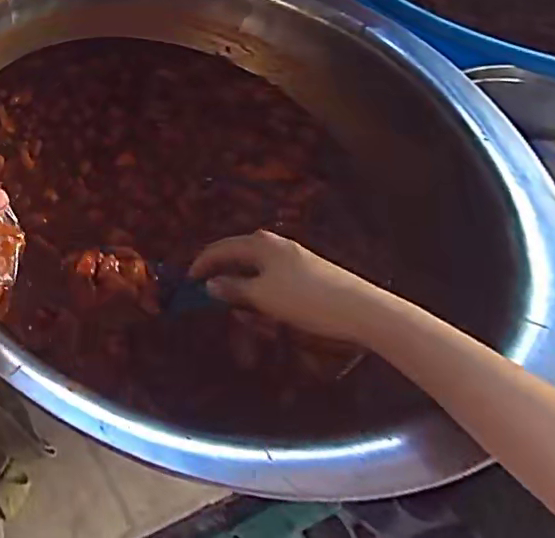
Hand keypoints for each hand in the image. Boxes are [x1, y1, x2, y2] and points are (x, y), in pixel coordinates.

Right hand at [188, 230, 402, 346]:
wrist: (366, 311)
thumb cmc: (307, 300)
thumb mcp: (264, 297)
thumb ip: (233, 289)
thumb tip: (210, 284)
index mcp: (259, 243)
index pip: (219, 249)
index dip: (201, 264)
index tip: (189, 281)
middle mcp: (274, 243)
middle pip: (238, 256)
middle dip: (223, 275)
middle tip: (211, 293)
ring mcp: (294, 257)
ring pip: (257, 269)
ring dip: (244, 287)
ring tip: (241, 308)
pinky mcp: (309, 272)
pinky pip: (273, 277)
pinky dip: (262, 290)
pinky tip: (267, 308)